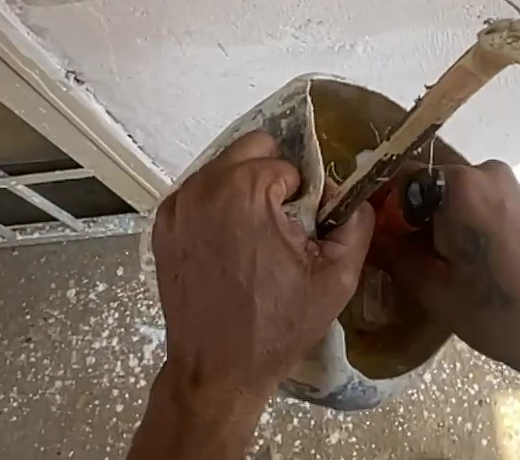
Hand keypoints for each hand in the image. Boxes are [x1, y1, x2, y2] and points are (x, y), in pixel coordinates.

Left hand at [149, 130, 375, 402]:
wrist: (217, 371)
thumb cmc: (277, 326)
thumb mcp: (337, 276)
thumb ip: (355, 221)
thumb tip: (350, 196)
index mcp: (247, 189)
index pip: (289, 165)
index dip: (303, 195)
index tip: (302, 229)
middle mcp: (206, 185)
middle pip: (253, 148)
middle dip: (272, 176)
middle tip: (280, 222)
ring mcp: (179, 203)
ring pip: (224, 166)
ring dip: (244, 187)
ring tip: (254, 236)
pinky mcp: (163, 223)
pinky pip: (200, 191)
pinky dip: (217, 204)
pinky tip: (227, 243)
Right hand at [372, 160, 519, 393]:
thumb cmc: (509, 318)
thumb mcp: (438, 293)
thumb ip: (395, 256)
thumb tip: (368, 236)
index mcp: (462, 185)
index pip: (401, 178)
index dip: (384, 210)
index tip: (378, 240)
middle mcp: (487, 171)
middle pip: (430, 185)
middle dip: (414, 219)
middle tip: (408, 261)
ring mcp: (513, 186)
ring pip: (456, 197)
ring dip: (441, 225)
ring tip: (443, 270)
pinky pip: (483, 205)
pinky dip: (469, 228)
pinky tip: (474, 269)